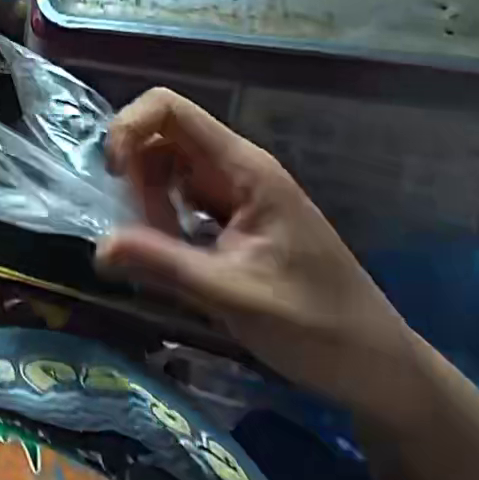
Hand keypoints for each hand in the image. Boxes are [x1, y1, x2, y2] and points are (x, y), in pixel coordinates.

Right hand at [93, 89, 421, 417]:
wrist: (380, 371)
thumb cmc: (318, 327)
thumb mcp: (235, 297)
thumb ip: (164, 265)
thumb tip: (98, 248)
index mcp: (245, 169)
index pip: (169, 108)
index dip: (129, 126)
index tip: (115, 175)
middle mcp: (235, 168)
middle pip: (158, 134)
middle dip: (134, 172)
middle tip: (138, 224)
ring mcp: (231, 190)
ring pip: (162, 165)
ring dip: (145, 198)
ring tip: (158, 246)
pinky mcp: (227, 214)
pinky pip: (175, 195)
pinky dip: (159, 216)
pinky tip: (171, 253)